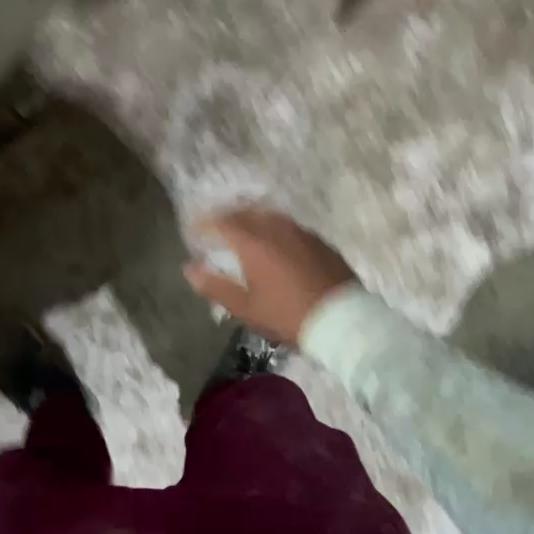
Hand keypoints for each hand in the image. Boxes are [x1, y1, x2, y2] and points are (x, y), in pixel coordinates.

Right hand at [184, 207, 355, 344]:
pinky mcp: (321, 242)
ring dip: (253, 218)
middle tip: (218, 224)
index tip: (195, 229)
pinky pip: (291, 226)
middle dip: (228, 214)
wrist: (344, 322)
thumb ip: (215, 286)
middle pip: (247, 211)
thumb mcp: (246, 308)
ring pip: (271, 216)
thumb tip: (189, 268)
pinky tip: (278, 243)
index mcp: (254, 243)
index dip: (205, 223)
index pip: (222, 222)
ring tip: (246, 230)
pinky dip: (276, 228)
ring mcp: (302, 233)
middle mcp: (277, 229)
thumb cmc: (288, 316)